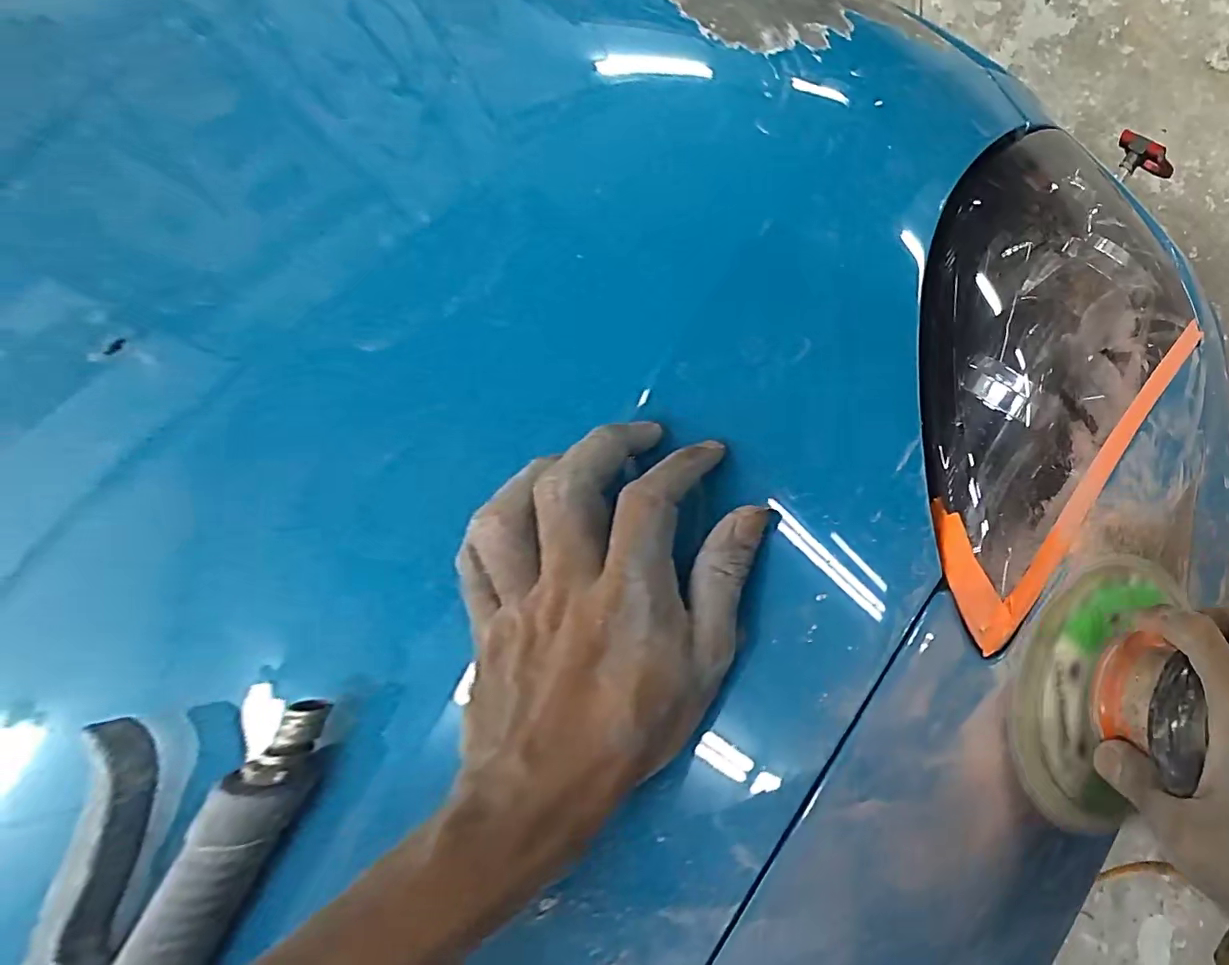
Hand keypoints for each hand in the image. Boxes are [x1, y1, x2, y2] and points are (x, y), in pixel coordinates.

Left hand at [451, 421, 770, 873]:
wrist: (541, 797)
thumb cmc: (638, 728)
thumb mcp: (706, 659)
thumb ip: (724, 580)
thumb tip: (752, 514)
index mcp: (627, 591)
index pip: (651, 500)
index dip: (682, 464)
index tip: (707, 453)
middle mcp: (566, 581)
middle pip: (569, 484)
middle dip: (608, 441)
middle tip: (643, 434)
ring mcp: (516, 599)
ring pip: (508, 509)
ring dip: (544, 468)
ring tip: (577, 459)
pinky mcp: (483, 620)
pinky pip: (473, 554)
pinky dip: (496, 517)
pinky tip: (520, 509)